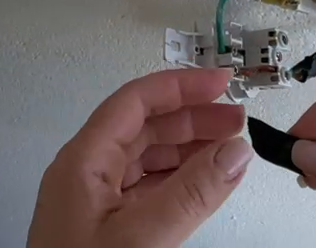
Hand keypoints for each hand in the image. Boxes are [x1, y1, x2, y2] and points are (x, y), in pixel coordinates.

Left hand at [28, 68, 253, 247]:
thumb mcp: (142, 238)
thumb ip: (191, 193)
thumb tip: (233, 151)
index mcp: (82, 161)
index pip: (135, 101)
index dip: (180, 86)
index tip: (219, 82)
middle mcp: (84, 175)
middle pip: (142, 126)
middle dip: (190, 116)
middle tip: (232, 117)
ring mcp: (93, 205)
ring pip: (146, 158)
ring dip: (187, 147)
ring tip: (226, 147)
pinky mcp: (104, 233)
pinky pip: (146, 189)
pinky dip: (178, 180)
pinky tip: (203, 183)